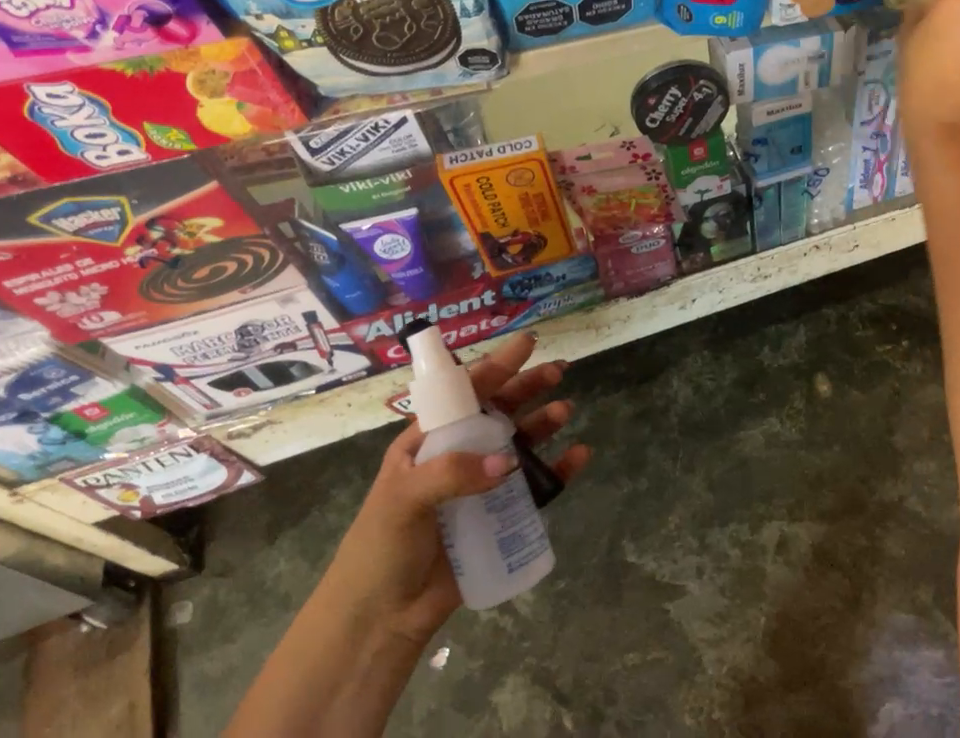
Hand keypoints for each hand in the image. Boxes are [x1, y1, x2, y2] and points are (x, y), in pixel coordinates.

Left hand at [318, 332, 590, 643]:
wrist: (382, 616)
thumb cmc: (381, 548)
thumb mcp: (403, 501)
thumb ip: (452, 474)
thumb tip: (508, 462)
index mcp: (426, 443)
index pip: (464, 394)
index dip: (495, 366)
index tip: (527, 343)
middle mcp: (457, 457)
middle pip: (498, 413)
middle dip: (527, 389)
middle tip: (558, 371)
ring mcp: (480, 487)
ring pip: (520, 444)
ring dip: (543, 424)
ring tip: (566, 410)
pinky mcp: (501, 517)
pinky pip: (537, 486)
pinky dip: (559, 469)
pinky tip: (578, 456)